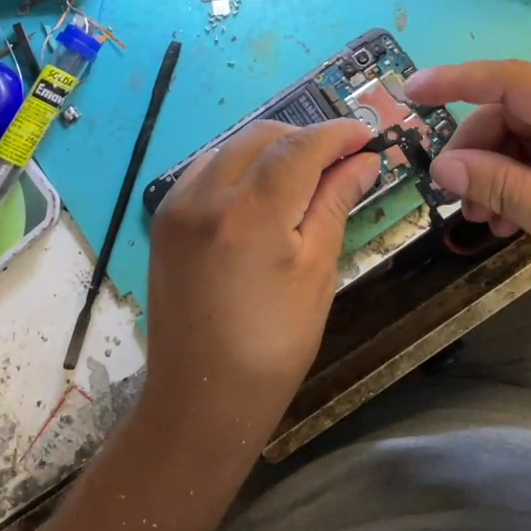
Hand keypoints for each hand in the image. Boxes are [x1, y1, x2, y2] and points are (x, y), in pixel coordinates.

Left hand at [140, 119, 380, 447]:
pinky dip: (238, 167)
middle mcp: (205, 196)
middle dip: (304, 138)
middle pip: (262, 137)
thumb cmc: (274, 347)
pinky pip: (205, 170)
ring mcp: (177, 205)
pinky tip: (260, 191)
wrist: (201, 395)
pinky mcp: (164, 219)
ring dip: (271, 149)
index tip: (366, 135)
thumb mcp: (317, 274)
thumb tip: (362, 162)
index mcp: (250, 213)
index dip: (336, 135)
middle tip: (340, 159)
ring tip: (304, 175)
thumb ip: (334, 205)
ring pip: (231, 147)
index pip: (299, 147)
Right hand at [404, 61, 530, 353]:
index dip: (457, 82)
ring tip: (483, 222)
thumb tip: (442, 165)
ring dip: (502, 174)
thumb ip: (501, 186)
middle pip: (520, 112)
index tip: (410, 90)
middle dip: (480, 152)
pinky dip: (530, 184)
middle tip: (455, 200)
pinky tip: (512, 220)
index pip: (512, 80)